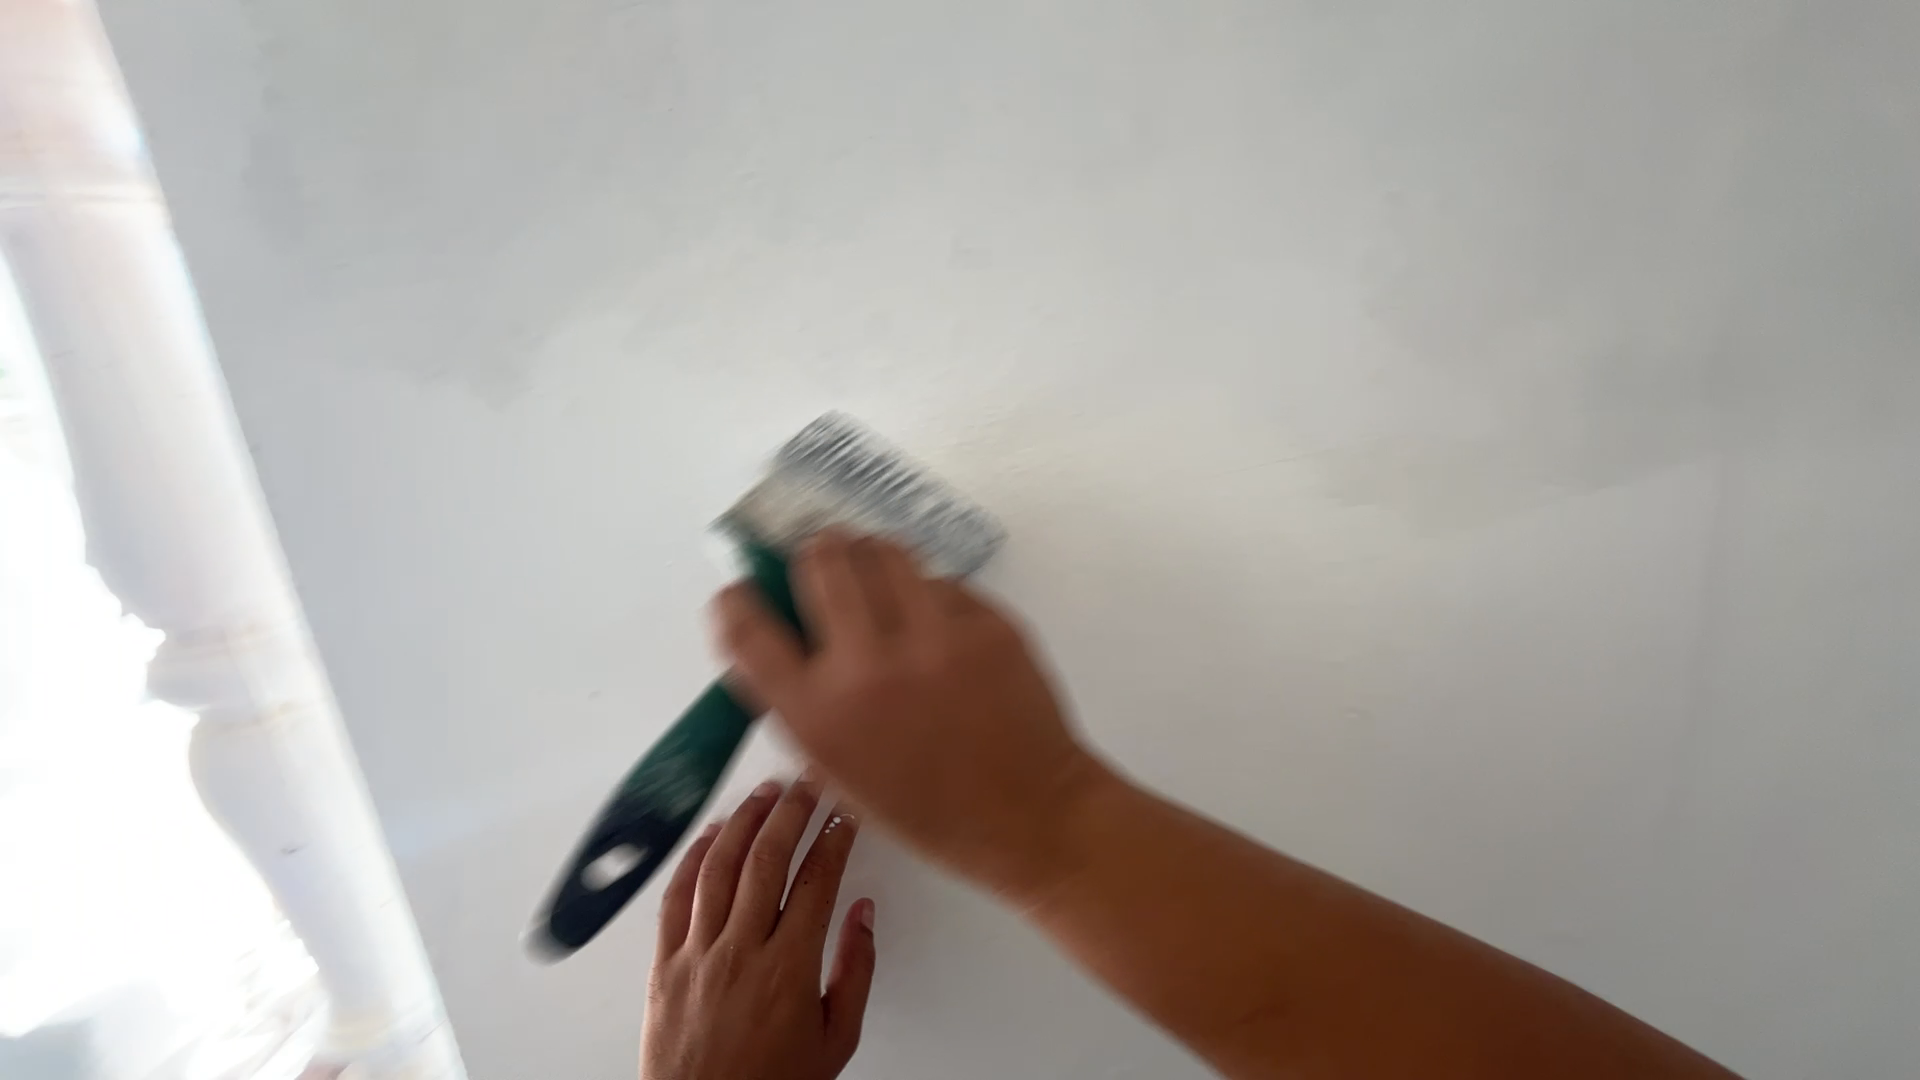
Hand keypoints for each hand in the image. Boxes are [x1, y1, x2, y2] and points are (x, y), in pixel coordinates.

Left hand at [640, 777, 875, 1079]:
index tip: (845, 814)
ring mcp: (697, 954)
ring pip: (721, 866)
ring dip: (746, 819)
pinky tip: (711, 832)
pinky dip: (693, 856)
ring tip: (766, 792)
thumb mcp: (836, 1041)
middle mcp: (741, 952)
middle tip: (809, 782)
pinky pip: (675, 896)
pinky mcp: (663, 965)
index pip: (818, 879)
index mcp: (789, 969)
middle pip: (768, 858)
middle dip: (793, 810)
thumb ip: (856, 971)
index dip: (835, 837)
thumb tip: (863, 914)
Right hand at [712, 530, 1107, 896]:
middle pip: (821, 559)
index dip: (734, 601)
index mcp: (821, 716)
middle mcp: (869, 666)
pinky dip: (928, 593)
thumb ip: (805, 703)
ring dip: (870, 557)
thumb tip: (784, 633)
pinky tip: (939, 624)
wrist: (1028, 811)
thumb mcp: (840, 770)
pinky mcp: (987, 621)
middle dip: (814, 554)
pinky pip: (941, 581)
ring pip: (883, 550)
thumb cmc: (925, 807)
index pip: (748, 631)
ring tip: (878, 579)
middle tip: (823, 561)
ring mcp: (934, 637)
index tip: (740, 589)